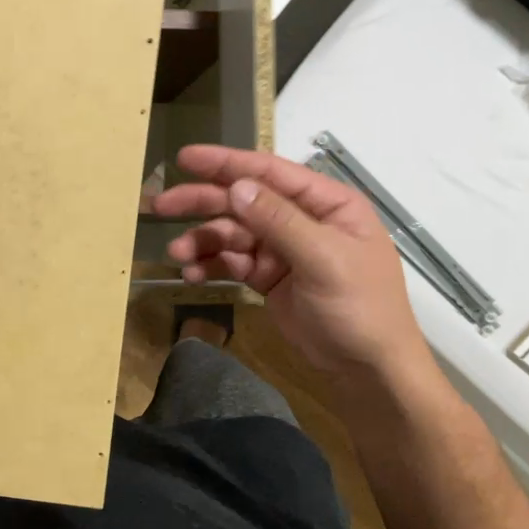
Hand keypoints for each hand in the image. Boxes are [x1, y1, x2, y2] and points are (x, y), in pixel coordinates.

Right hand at [153, 145, 432, 377]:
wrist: (367, 369)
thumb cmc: (360, 307)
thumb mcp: (324, 260)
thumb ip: (279, 221)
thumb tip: (236, 186)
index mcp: (327, 203)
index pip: (270, 173)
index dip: (226, 164)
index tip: (185, 158)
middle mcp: (302, 219)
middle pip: (243, 200)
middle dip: (202, 202)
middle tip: (160, 205)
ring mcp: (283, 249)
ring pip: (232, 233)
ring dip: (202, 241)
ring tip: (177, 254)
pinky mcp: (268, 277)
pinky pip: (232, 262)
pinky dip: (211, 266)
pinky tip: (193, 275)